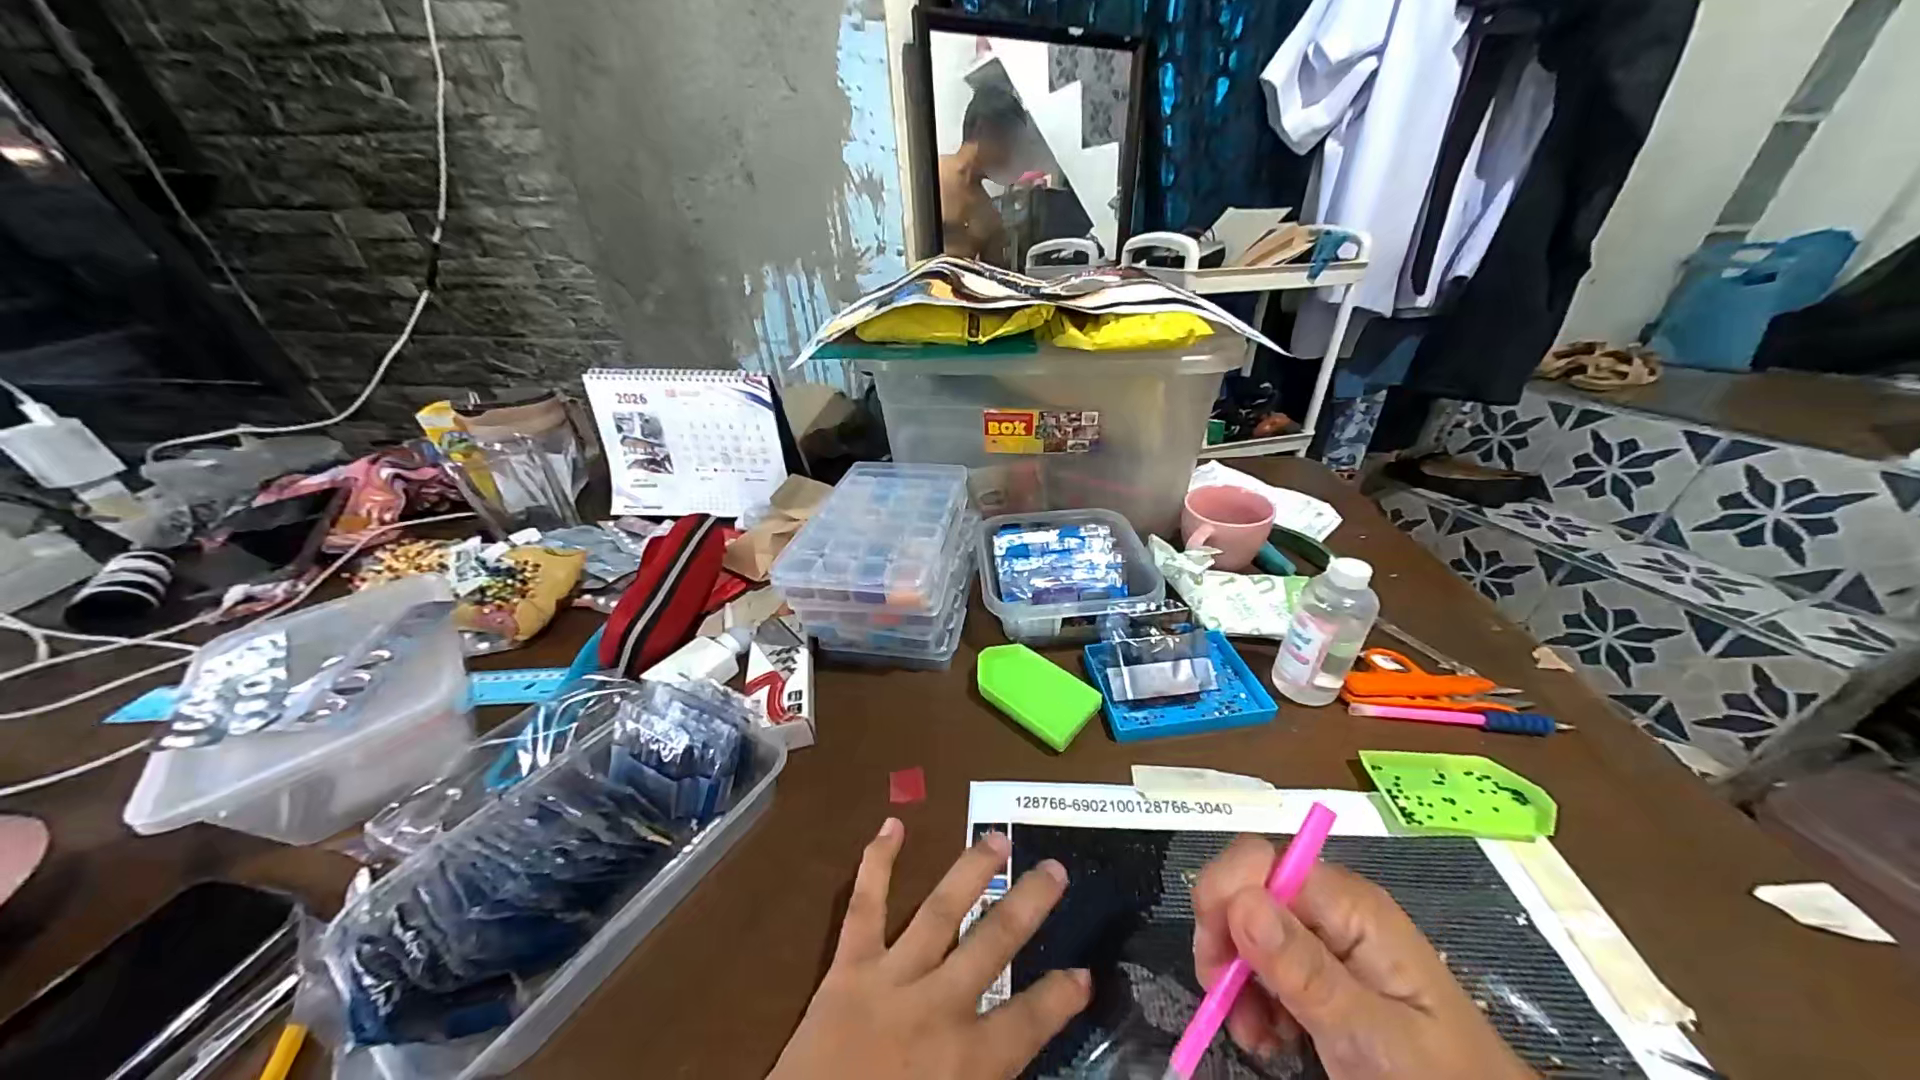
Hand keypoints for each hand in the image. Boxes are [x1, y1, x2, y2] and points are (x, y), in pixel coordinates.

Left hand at [768, 818, 1090, 1079]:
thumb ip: (985, 1070)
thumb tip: (1011, 1048)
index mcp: (967, 1062)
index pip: (1029, 1022)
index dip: (1061, 997)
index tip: (1085, 974)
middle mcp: (938, 1007)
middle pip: (994, 944)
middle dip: (1029, 903)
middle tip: (1053, 867)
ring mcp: (892, 979)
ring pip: (940, 912)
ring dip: (971, 871)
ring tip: (997, 837)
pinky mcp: (849, 966)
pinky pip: (865, 907)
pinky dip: (877, 864)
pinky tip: (892, 825)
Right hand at [1192, 836, 1533, 1079]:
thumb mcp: (1372, 1036)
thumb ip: (1305, 970)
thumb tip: (1241, 902)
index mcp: (1350, 905)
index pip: (1260, 860)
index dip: (1225, 895)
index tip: (1215, 957)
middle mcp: (1332, 908)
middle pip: (1246, 892)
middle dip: (1224, 941)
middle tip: (1225, 1001)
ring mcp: (1326, 939)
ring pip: (1246, 929)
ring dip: (1234, 977)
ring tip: (1254, 1035)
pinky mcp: (1321, 970)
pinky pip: (1263, 962)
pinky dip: (1250, 996)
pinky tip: (1268, 1034)